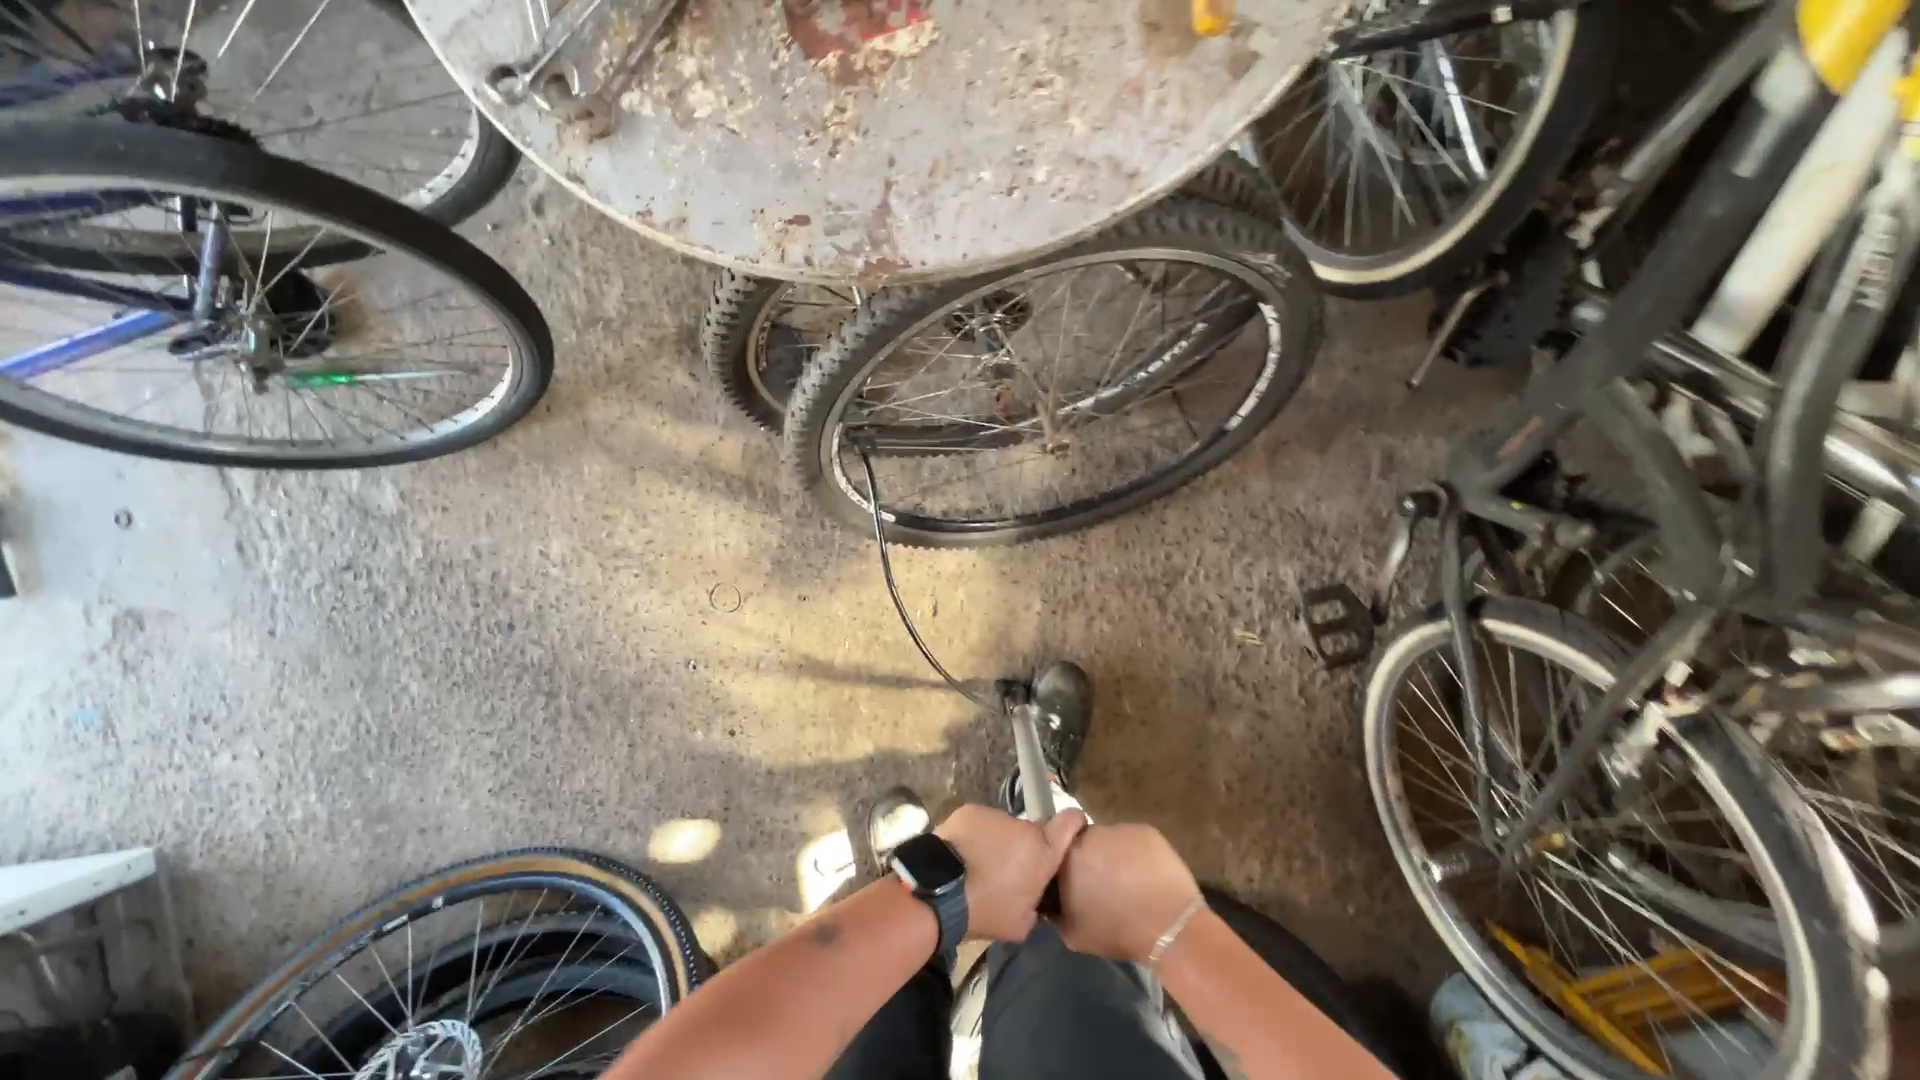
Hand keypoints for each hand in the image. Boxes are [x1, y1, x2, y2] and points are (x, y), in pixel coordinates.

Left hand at [934, 804, 1087, 941]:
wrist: (939, 892)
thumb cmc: (986, 910)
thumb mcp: (1021, 924)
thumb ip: (1037, 907)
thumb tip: (1035, 901)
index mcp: (1043, 852)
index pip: (1071, 822)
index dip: (1074, 824)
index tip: (1071, 832)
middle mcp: (1023, 827)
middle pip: (1034, 831)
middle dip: (1027, 847)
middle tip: (1010, 870)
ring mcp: (996, 816)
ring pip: (1006, 829)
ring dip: (1000, 843)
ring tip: (981, 866)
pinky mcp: (970, 811)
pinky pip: (982, 824)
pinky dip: (977, 836)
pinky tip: (964, 856)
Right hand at [1054, 823, 1201, 962]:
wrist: (1169, 928)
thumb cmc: (1117, 932)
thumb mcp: (1071, 932)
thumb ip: (1054, 908)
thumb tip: (1054, 897)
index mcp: (1067, 856)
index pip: (1054, 850)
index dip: (1063, 864)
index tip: (1072, 881)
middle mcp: (1090, 834)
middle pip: (1081, 841)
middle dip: (1087, 857)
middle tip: (1099, 880)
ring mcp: (1119, 829)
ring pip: (1107, 839)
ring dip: (1110, 853)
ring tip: (1124, 878)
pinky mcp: (1145, 830)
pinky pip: (1131, 839)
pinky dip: (1134, 852)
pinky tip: (1143, 873)